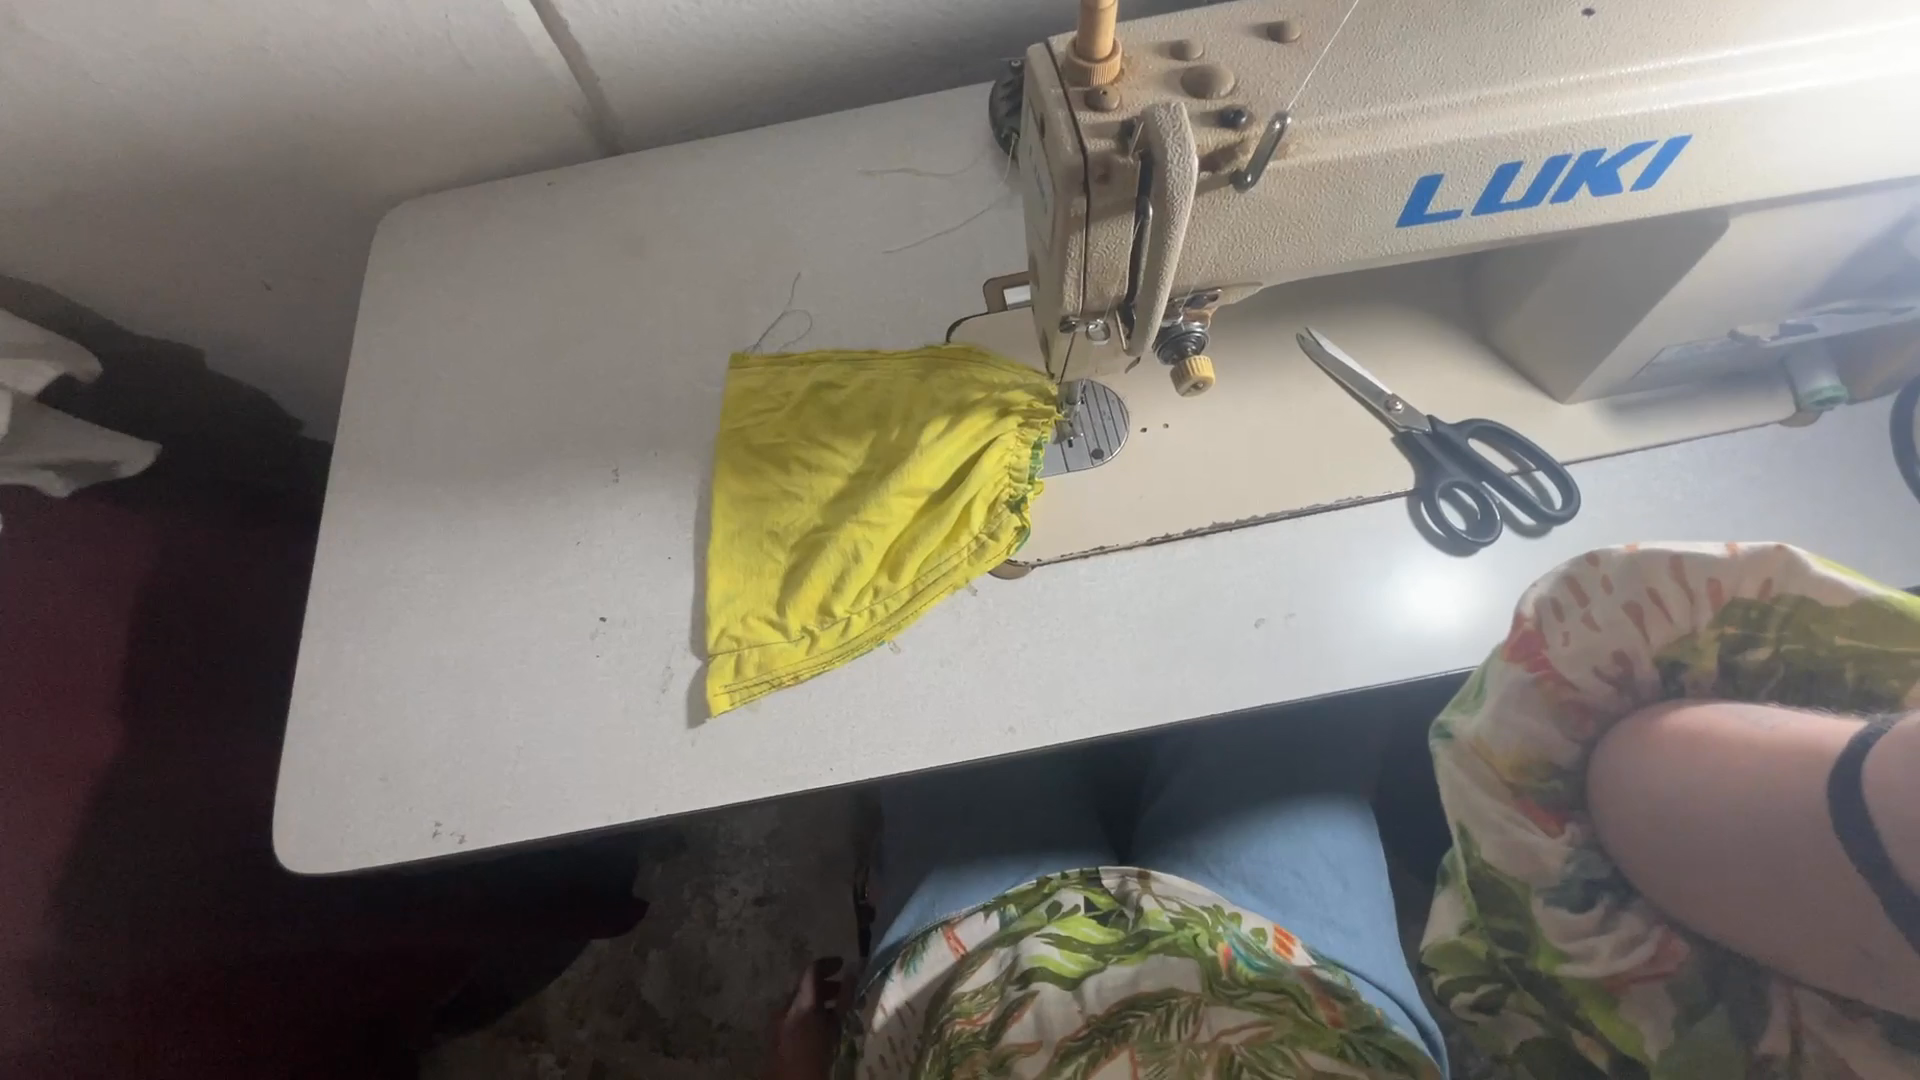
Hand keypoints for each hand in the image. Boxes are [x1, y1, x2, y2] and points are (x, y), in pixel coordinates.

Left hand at [766, 957, 847, 1079]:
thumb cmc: (814, 1059)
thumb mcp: (833, 1030)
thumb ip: (843, 1001)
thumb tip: (853, 974)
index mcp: (800, 1004)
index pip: (812, 971)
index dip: (828, 964)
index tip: (844, 964)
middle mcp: (786, 1009)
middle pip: (806, 988)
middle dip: (828, 987)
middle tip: (848, 994)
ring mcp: (779, 1024)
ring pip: (802, 1004)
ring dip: (821, 1004)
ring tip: (840, 1016)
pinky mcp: (777, 1039)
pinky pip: (795, 1018)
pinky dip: (811, 1017)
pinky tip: (825, 1033)